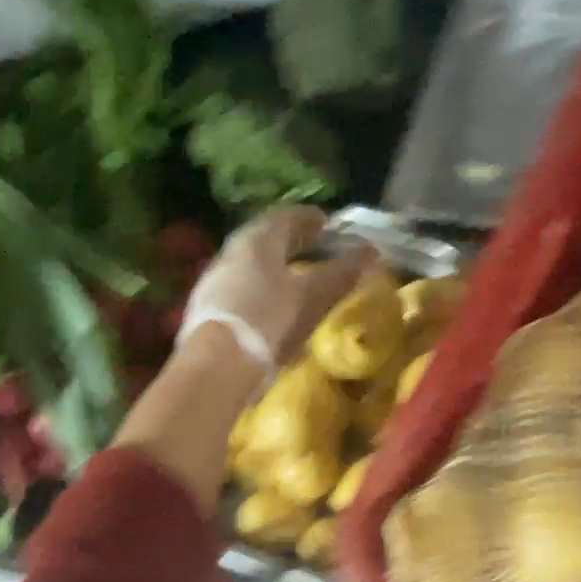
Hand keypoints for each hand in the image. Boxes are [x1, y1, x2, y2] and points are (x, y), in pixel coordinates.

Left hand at [177, 207, 375, 371]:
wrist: (217, 365)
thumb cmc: (270, 320)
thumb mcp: (313, 296)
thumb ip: (342, 273)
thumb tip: (373, 252)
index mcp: (259, 238)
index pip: (288, 216)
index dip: (311, 220)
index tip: (328, 227)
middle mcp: (233, 250)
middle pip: (267, 239)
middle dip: (292, 243)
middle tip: (315, 251)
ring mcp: (216, 279)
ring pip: (252, 264)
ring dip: (275, 267)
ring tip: (296, 281)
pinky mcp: (207, 308)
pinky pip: (241, 288)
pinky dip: (260, 289)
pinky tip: (270, 307)